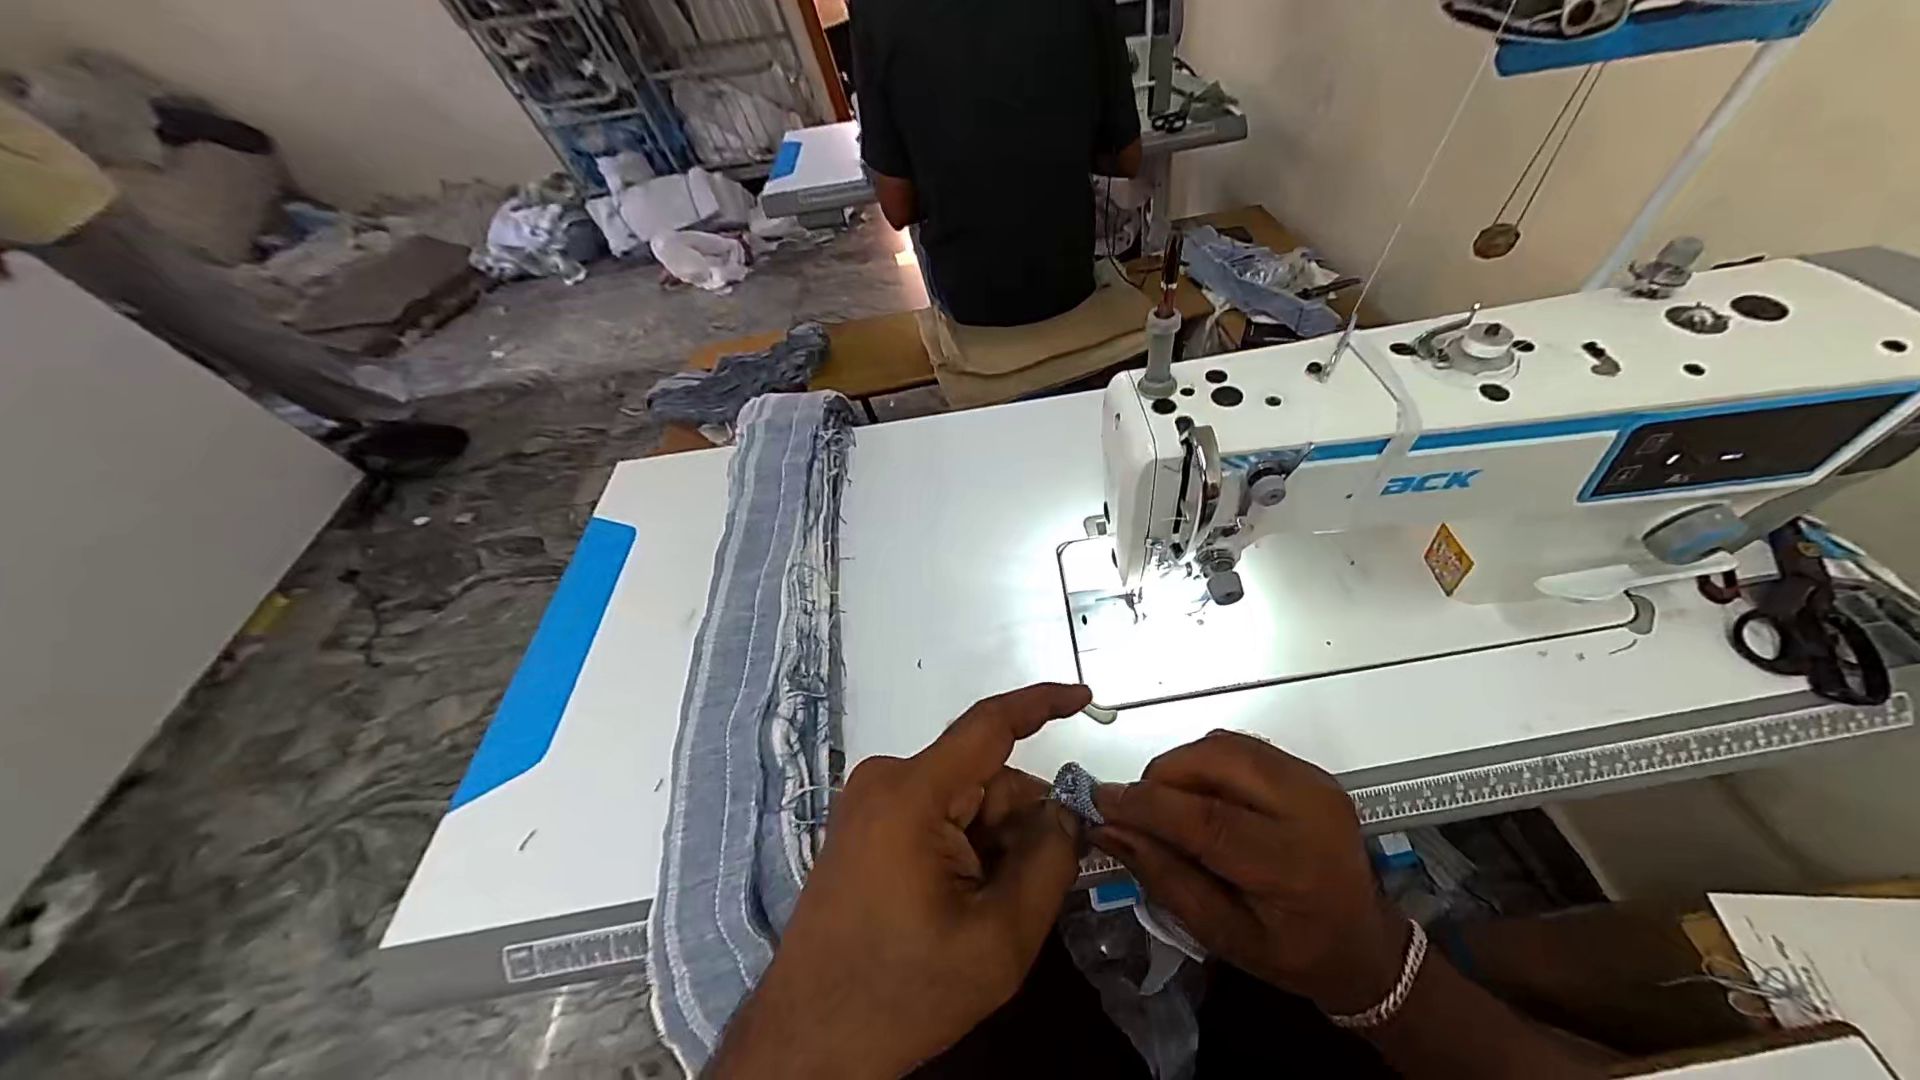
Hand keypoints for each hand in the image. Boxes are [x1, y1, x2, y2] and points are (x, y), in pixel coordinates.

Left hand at [706, 683, 1091, 1078]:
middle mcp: (887, 780)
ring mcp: (872, 800)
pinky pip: (938, 812)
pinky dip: (967, 844)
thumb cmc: (901, 993)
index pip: (988, 725)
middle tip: (1037, 885)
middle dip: (1022, 821)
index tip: (1085, 697)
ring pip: (965, 799)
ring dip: (994, 841)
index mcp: (911, 794)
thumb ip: (1047, 863)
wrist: (810, 1039)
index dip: (1042, 704)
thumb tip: (1067, 811)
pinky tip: (963, 898)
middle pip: (984, 778)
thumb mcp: (998, 939)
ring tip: (988, 908)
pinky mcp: (868, 822)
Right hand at [1091, 730, 1406, 1014]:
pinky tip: (1198, 792)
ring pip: (1223, 744)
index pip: (1209, 820)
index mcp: (1295, 868)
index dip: (1147, 805)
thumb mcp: (1223, 936)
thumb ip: (1164, 878)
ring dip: (1181, 764)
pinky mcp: (1307, 768)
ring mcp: (1313, 782)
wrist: (1365, 943)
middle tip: (1138, 805)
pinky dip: (1204, 760)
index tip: (1104, 801)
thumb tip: (1111, 831)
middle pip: (1216, 761)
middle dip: (1162, 775)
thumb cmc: (1295, 951)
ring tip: (1168, 802)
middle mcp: (1310, 811)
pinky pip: (1238, 745)